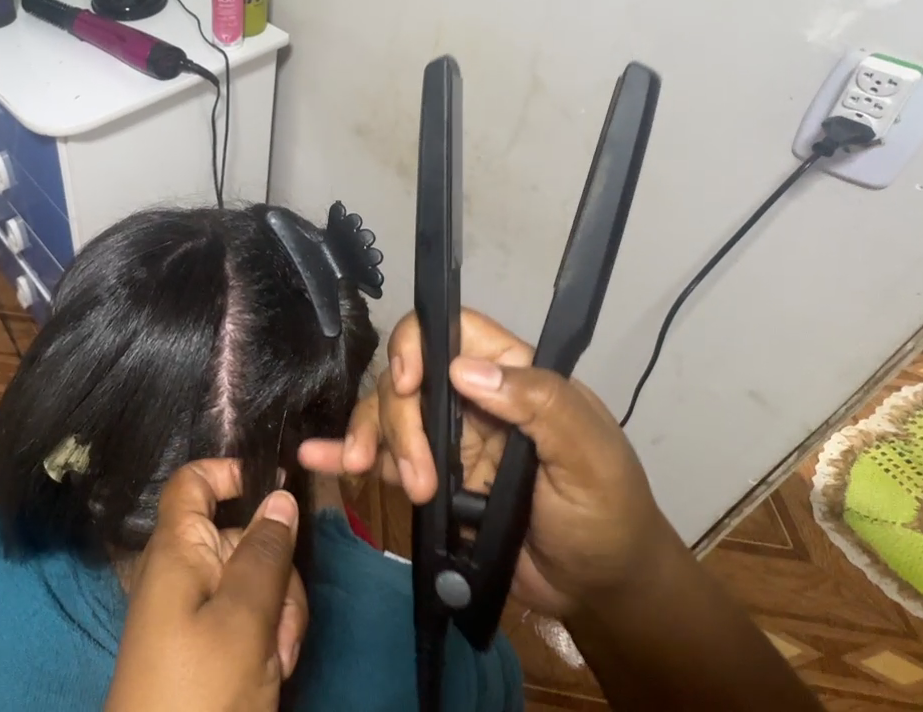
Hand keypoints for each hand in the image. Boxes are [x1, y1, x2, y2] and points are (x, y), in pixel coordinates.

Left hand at [106, 459, 308, 711]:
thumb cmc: (199, 690)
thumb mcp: (243, 620)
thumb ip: (265, 554)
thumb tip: (280, 496)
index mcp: (177, 547)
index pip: (193, 481)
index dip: (231, 473)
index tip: (280, 490)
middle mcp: (182, 568)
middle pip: (240, 537)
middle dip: (275, 573)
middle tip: (279, 626)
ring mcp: (193, 608)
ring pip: (253, 581)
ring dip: (277, 615)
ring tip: (274, 661)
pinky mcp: (206, 643)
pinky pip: (247, 619)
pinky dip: (266, 640)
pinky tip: (271, 673)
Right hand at [298, 310, 678, 617]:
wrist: (595, 590)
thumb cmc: (607, 516)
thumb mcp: (591, 458)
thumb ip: (541, 405)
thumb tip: (461, 369)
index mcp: (512, 377)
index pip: (452, 331)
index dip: (418, 343)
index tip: (408, 383)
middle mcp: (469, 398)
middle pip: (407, 378)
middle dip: (401, 425)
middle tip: (420, 481)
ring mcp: (443, 438)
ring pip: (385, 413)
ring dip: (371, 440)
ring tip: (368, 475)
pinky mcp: (424, 476)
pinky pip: (377, 455)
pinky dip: (342, 452)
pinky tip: (316, 456)